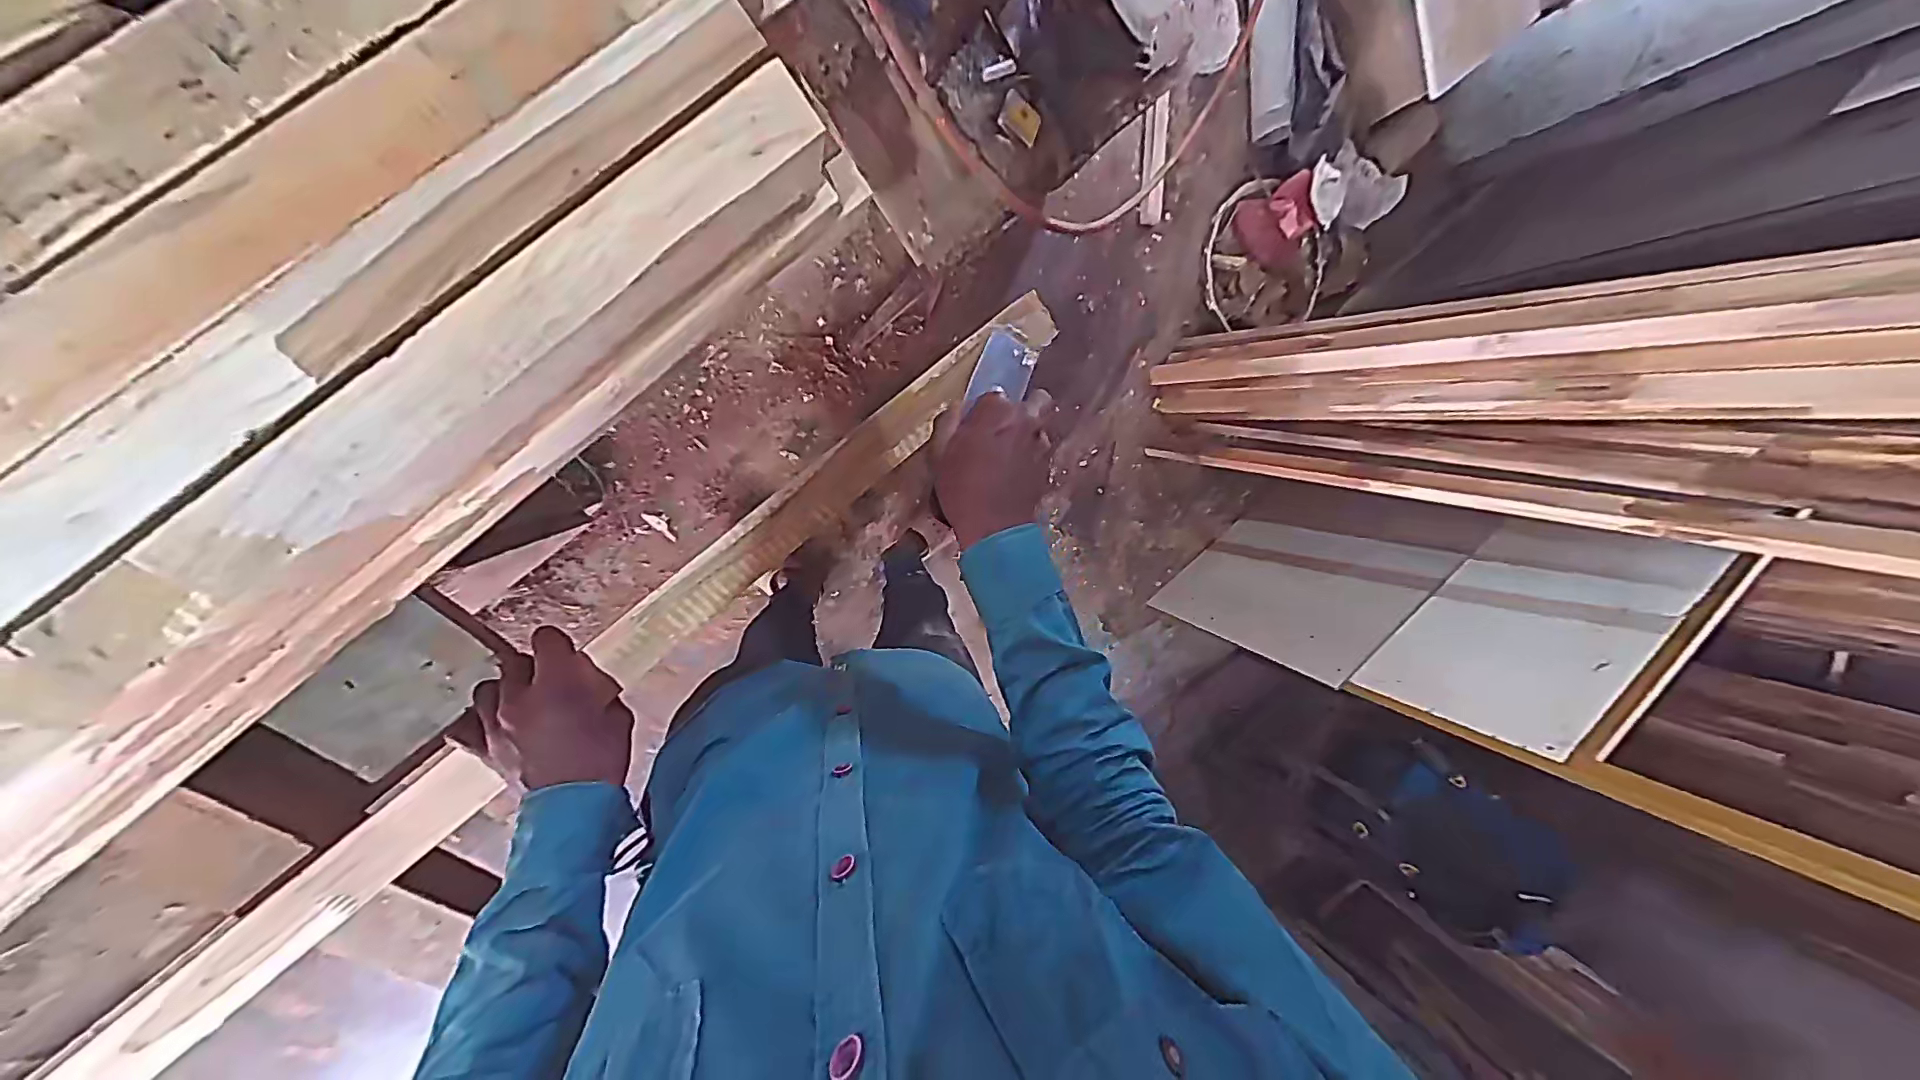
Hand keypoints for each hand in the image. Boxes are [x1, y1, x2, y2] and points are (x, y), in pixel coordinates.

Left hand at [469, 626, 633, 790]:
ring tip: (524, 702)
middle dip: (534, 667)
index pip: (545, 639)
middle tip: (553, 681)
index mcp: (556, 684)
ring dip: (506, 691)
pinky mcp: (484, 750)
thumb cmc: (602, 760)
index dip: (558, 644)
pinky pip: (465, 726)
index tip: (565, 653)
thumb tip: (585, 680)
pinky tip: (494, 724)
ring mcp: (495, 725)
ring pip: (488, 689)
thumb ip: (596, 688)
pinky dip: (478, 721)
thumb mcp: (616, 713)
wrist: (574, 808)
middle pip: (514, 661)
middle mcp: (518, 698)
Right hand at [934, 388, 1054, 548]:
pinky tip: (1014, 475)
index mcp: (998, 411)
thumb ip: (947, 423)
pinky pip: (1040, 452)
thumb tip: (957, 410)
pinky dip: (1031, 458)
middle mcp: (1027, 420)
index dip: (982, 412)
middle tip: (999, 434)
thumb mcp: (939, 454)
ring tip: (1007, 458)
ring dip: (1027, 435)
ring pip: (1039, 427)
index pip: (993, 396)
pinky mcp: (1049, 466)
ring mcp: (1042, 444)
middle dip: (1018, 413)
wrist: (995, 529)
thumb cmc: (962, 489)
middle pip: (1032, 402)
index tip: (973, 428)